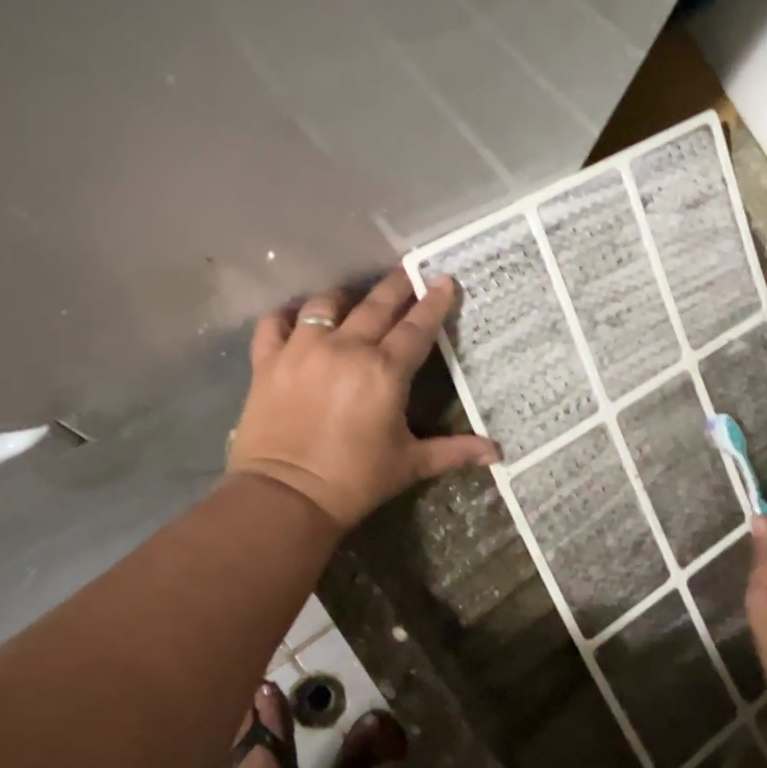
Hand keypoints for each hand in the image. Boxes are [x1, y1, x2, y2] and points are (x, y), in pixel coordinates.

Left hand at [227, 271, 499, 528]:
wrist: (286, 496)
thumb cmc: (355, 480)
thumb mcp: (410, 464)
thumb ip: (454, 451)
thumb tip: (497, 453)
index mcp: (385, 371)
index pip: (417, 327)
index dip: (434, 302)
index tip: (444, 280)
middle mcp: (346, 348)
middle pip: (376, 305)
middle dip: (397, 285)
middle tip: (408, 271)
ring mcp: (303, 350)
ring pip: (326, 304)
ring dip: (345, 297)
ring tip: (354, 297)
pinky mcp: (268, 361)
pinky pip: (276, 323)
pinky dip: (288, 316)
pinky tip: (297, 317)